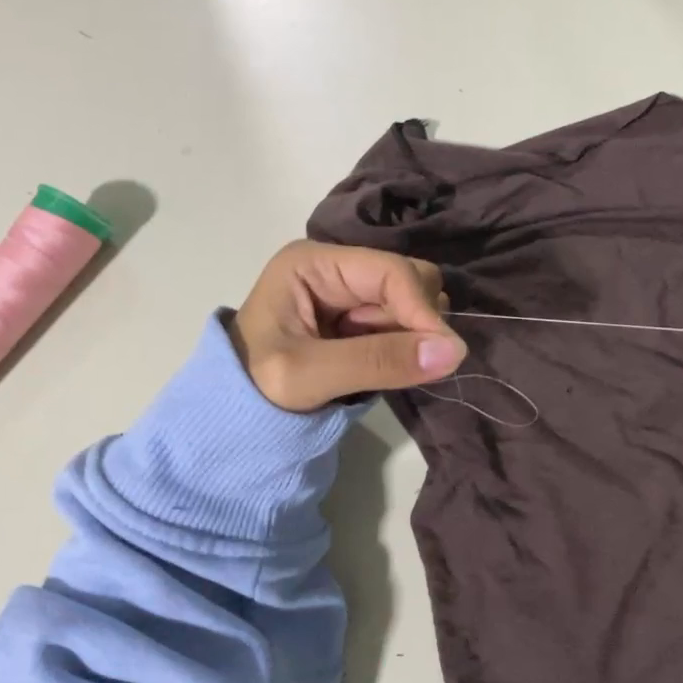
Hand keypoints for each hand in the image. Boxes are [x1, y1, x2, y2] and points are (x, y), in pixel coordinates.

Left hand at [226, 242, 467, 411]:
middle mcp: (336, 267)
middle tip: (394, 363)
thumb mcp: (310, 376)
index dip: (422, 310)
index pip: (391, 271)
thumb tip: (453, 351)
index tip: (445, 354)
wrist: (229, 419)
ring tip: (370, 367)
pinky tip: (377, 367)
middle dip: (414, 322)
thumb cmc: (254, 389)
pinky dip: (403, 348)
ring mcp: (349, 293)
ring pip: (412, 303)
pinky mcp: (359, 320)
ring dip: (408, 337)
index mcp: (313, 263)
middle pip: (409, 279)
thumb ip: (378, 361)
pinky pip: (404, 326)